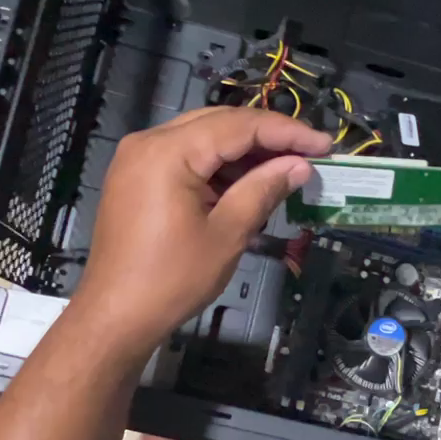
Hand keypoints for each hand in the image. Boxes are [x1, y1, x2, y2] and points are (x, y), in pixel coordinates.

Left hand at [74, 107, 330, 355]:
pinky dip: (217, 167)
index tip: (324, 144)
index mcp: (169, 152)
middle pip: (219, 123)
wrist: (116, 316)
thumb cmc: (172, 280)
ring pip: (202, 138)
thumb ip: (263, 191)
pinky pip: (184, 157)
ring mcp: (137, 159)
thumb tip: (299, 166)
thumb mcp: (227, 235)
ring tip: (284, 172)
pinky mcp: (136, 178)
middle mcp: (148, 142)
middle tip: (309, 154)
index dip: (287, 132)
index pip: (239, 126)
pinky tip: (246, 185)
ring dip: (243, 153)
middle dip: (266, 137)